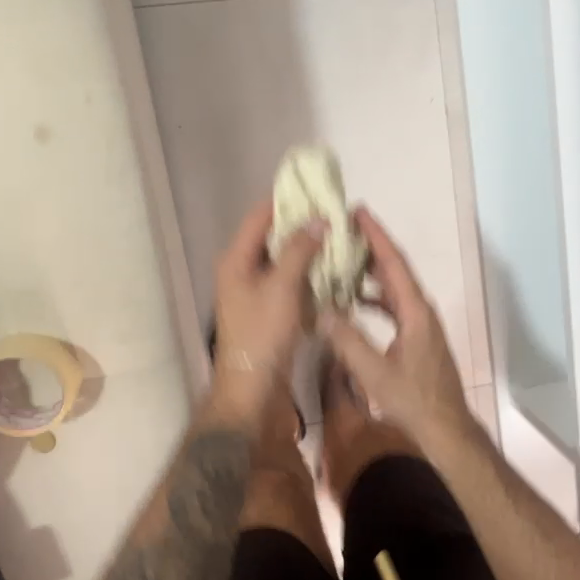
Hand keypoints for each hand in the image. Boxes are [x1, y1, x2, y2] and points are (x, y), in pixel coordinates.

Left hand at [210, 200, 326, 425]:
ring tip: (342, 241)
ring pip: (286, 262)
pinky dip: (310, 277)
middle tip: (338, 217)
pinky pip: (292, 285)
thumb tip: (319, 219)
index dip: (288, 200)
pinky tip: (335, 274)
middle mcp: (243, 271)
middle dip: (305, 226)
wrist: (252, 389)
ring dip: (310, 253)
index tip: (319, 190)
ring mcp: (257, 293)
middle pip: (274, 238)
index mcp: (237, 259)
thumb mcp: (282, 287)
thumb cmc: (263, 334)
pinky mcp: (271, 312)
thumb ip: (300, 250)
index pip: (261, 216)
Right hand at [321, 208, 476, 450]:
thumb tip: (322, 310)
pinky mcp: (417, 339)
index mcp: (415, 312)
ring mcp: (421, 326)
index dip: (376, 236)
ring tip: (343, 259)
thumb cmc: (413, 400)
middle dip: (371, 248)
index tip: (358, 212)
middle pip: (396, 270)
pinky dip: (375, 299)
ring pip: (395, 289)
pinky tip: (355, 301)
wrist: (445, 427)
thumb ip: (347, 341)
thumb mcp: (374, 373)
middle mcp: (421, 312)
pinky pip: (395, 307)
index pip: (394, 264)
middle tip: (344, 229)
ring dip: (372, 273)